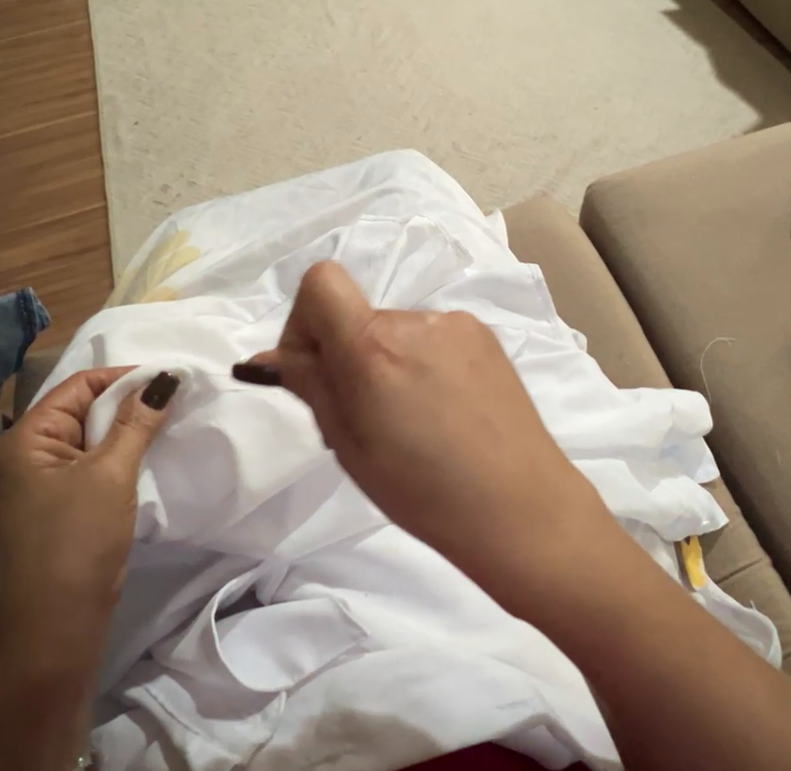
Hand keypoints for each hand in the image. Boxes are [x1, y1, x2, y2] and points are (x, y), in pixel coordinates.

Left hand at [0, 366, 176, 673]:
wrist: (57, 625)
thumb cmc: (78, 540)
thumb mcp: (112, 473)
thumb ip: (137, 421)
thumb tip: (164, 378)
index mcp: (26, 438)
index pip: (79, 385)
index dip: (125, 377)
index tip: (171, 379)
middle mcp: (27, 453)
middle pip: (84, 408)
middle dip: (129, 402)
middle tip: (177, 400)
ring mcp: (41, 482)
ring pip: (92, 437)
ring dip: (128, 430)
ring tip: (169, 424)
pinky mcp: (60, 504)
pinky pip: (92, 464)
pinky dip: (121, 455)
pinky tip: (150, 456)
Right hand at [241, 261, 618, 599]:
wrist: (519, 506)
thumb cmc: (421, 490)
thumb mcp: (348, 444)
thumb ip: (310, 386)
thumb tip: (270, 356)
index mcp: (373, 345)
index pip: (319, 282)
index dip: (303, 322)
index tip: (315, 372)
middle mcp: (414, 320)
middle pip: (358, 318)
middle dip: (347, 357)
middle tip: (365, 420)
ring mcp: (456, 325)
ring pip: (396, 333)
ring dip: (388, 363)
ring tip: (413, 423)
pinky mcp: (486, 337)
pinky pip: (433, 339)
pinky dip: (423, 365)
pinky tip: (444, 413)